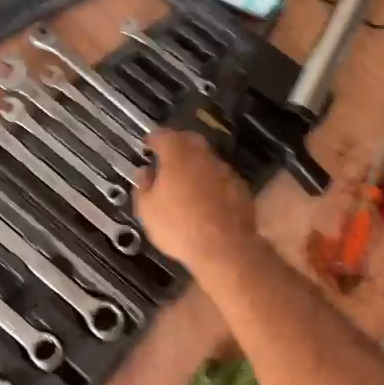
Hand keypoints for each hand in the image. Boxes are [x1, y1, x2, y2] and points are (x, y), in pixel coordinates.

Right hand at [134, 130, 260, 270]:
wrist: (225, 248)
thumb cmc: (179, 228)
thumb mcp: (148, 210)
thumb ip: (143, 185)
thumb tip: (145, 172)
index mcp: (177, 156)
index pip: (162, 135)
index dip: (152, 139)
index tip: (147, 145)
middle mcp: (203, 156)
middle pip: (188, 140)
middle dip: (176, 144)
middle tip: (166, 157)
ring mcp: (225, 170)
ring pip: (206, 158)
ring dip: (195, 163)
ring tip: (185, 180)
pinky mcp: (240, 187)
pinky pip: (220, 177)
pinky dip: (210, 181)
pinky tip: (205, 198)